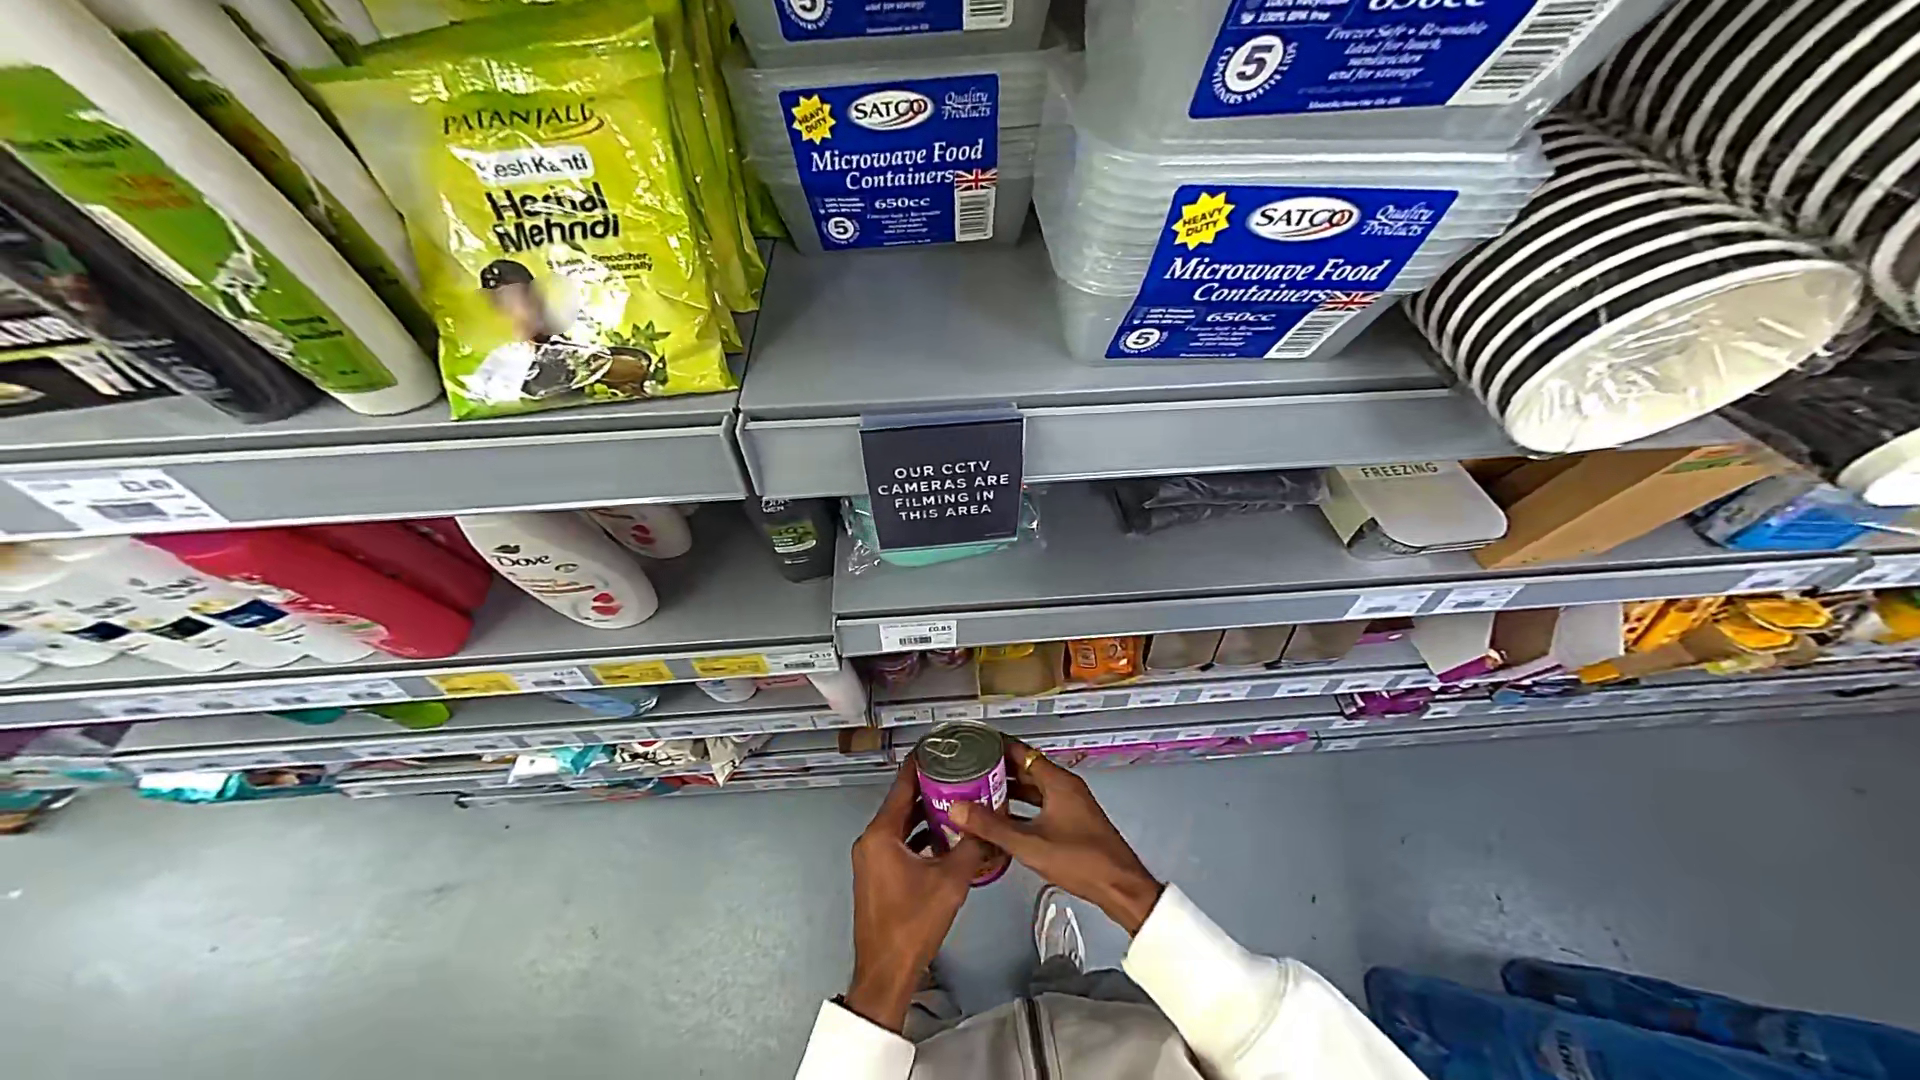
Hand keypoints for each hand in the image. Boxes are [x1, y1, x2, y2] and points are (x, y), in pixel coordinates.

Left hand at [845, 760, 990, 1032]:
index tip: (936, 747)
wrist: (887, 972)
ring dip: (926, 813)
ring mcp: (872, 858)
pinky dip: (919, 835)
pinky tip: (945, 838)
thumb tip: (988, 825)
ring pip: (901, 824)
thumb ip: (971, 847)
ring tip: (956, 801)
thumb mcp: (951, 880)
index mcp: (881, 834)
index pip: (901, 786)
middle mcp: (871, 840)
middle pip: (901, 803)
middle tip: (956, 773)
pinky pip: (899, 842)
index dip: (919, 764)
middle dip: (929, 788)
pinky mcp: (877, 874)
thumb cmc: (913, 923)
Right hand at [948, 739, 1163, 934]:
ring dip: (1010, 789)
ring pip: (1034, 788)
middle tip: (970, 771)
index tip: (974, 745)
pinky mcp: (1072, 821)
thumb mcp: (1029, 844)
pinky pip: (1041, 803)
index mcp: (1058, 782)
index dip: (997, 746)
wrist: (1119, 887)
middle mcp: (1065, 786)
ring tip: (980, 793)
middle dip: (999, 769)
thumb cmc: (1080, 860)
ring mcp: (1070, 804)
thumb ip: (992, 827)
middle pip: (1027, 768)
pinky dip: (1022, 806)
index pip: (1022, 751)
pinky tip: (1004, 819)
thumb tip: (958, 809)